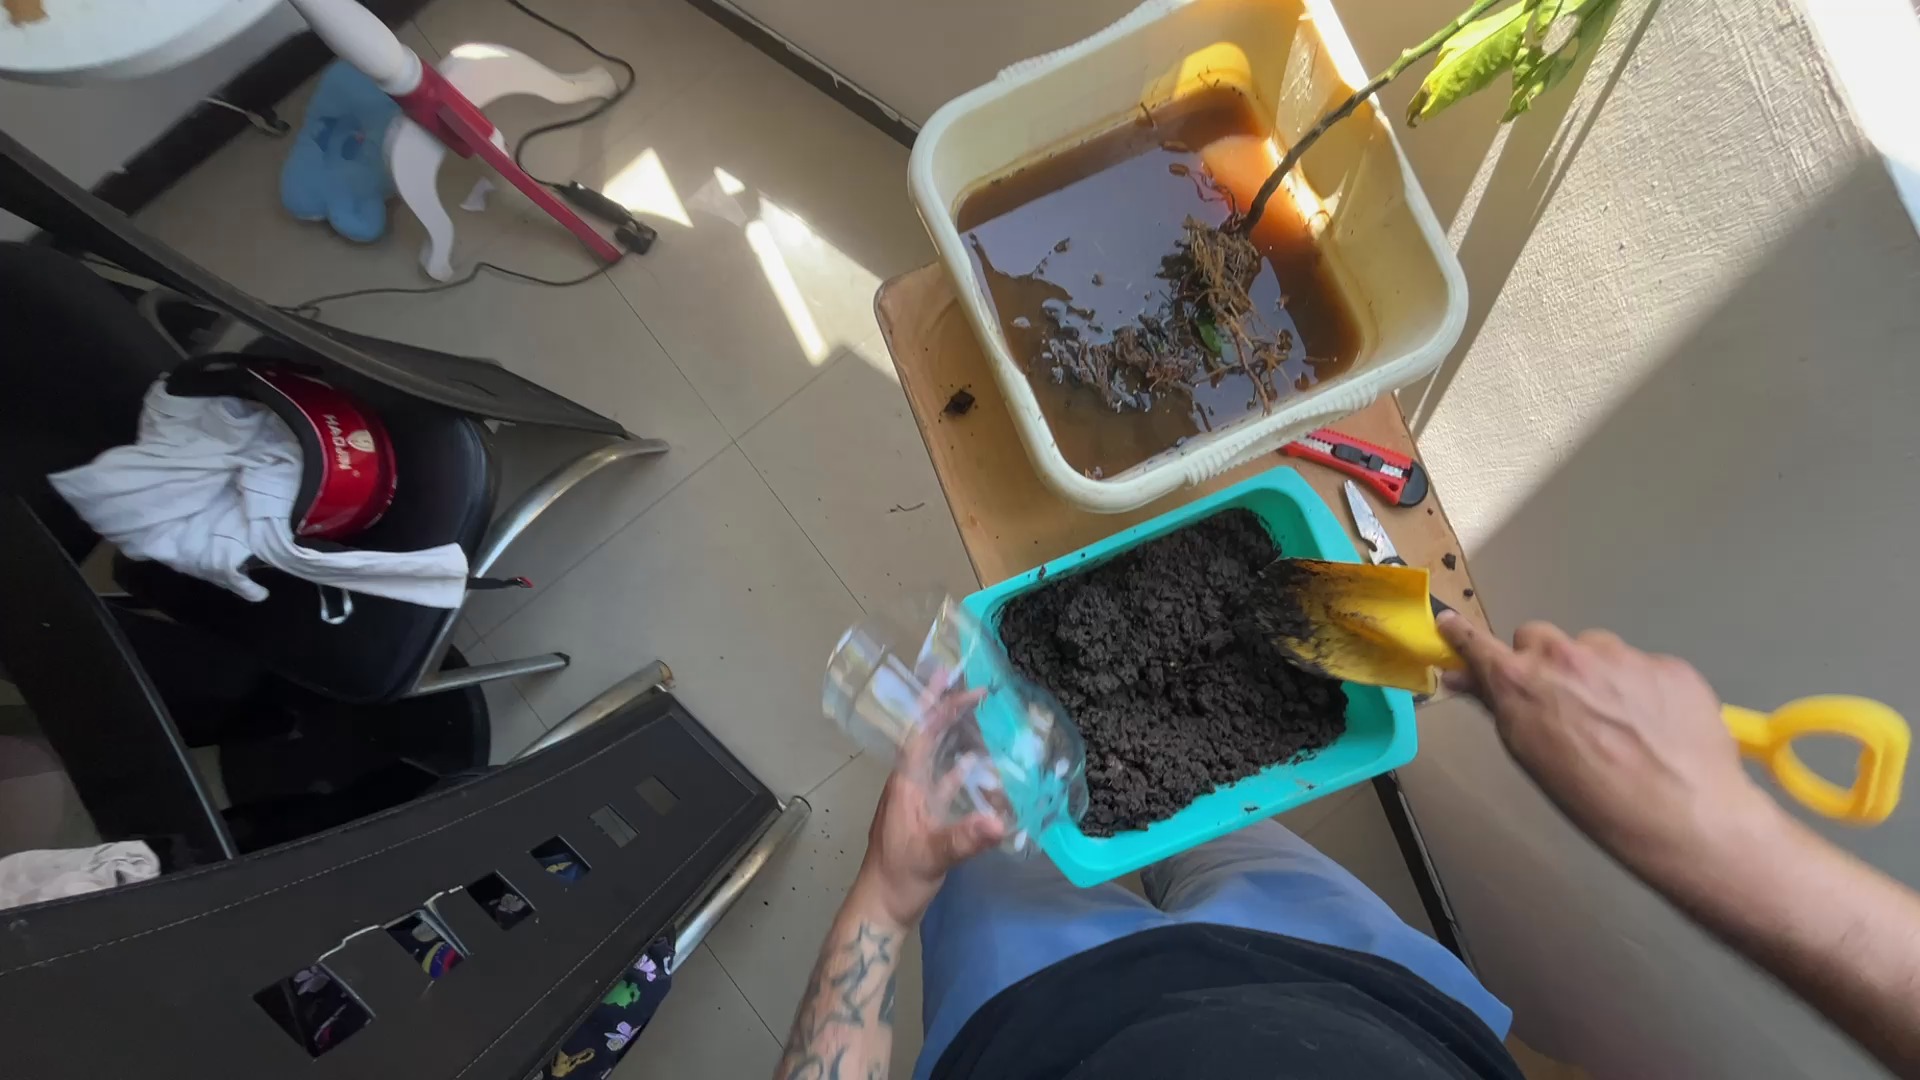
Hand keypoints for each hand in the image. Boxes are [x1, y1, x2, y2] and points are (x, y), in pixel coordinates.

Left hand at [854, 687, 1005, 925]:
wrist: (882, 906)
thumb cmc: (899, 876)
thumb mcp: (932, 856)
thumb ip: (964, 839)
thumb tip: (1001, 821)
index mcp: (905, 781)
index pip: (919, 731)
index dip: (934, 703)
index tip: (950, 677)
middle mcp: (909, 782)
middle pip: (928, 735)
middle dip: (947, 709)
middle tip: (974, 686)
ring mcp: (917, 797)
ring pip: (937, 754)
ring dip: (954, 732)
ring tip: (978, 713)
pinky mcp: (926, 813)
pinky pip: (945, 779)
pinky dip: (961, 767)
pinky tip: (978, 763)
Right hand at [1436, 612, 1783, 877]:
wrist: (1684, 816)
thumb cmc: (1588, 794)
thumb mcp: (1525, 748)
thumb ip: (1495, 703)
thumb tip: (1463, 678)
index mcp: (1519, 679)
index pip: (1474, 642)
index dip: (1460, 634)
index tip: (1449, 624)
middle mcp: (1563, 656)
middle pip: (1538, 637)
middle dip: (1543, 659)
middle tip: (1561, 696)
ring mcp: (1620, 657)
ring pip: (1594, 648)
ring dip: (1595, 670)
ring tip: (1619, 714)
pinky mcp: (1669, 665)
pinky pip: (1643, 664)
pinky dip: (1643, 685)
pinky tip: (1655, 721)